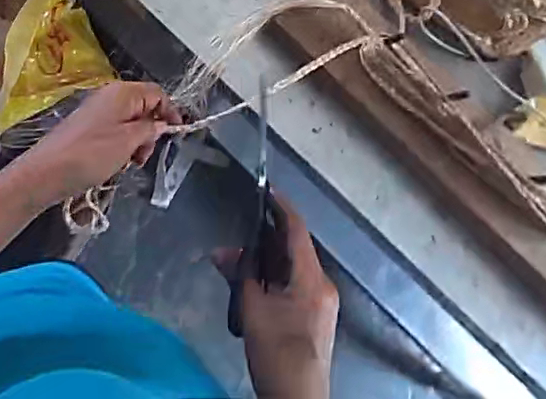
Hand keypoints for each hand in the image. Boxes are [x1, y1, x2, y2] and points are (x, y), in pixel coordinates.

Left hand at [7, 82, 180, 205]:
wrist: (44, 173)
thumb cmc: (90, 154)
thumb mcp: (127, 142)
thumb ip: (149, 130)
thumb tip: (161, 124)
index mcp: (122, 92)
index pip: (156, 93)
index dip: (169, 111)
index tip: (176, 133)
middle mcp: (109, 95)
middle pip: (143, 106)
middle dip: (150, 130)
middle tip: (144, 156)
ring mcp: (96, 110)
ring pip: (129, 120)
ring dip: (136, 140)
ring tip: (129, 162)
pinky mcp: (86, 125)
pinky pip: (114, 129)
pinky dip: (121, 144)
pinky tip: (114, 162)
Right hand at [214, 195, 337, 398]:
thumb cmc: (277, 354)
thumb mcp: (252, 311)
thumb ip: (240, 275)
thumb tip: (221, 253)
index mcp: (313, 279)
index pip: (298, 229)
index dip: (282, 207)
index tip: (266, 190)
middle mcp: (324, 285)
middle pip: (298, 247)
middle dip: (271, 235)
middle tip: (247, 224)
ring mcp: (324, 303)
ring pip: (298, 266)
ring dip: (273, 257)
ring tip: (247, 252)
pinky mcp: (318, 318)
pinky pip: (299, 282)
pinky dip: (280, 275)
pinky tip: (260, 279)